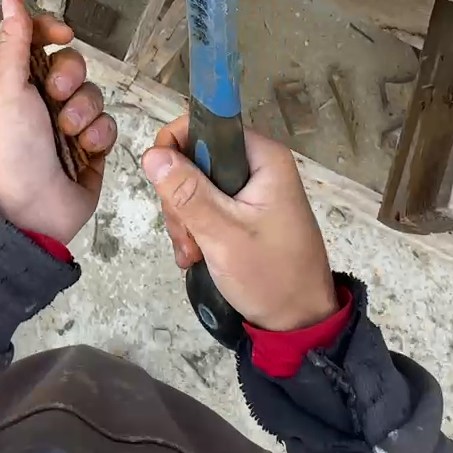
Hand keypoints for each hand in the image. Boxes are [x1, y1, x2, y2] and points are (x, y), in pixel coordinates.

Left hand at [0, 0, 117, 242]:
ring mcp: (68, 125)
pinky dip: (98, 135)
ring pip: (93, 94)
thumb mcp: (3, 91)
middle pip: (72, 64)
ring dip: (84, 111)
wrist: (27, 214)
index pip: (37, 40)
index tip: (62, 34)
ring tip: (69, 135)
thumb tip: (10, 0)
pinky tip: (86, 151)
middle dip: (70, 78)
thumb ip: (13, 44)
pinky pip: (108, 125)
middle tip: (56, 98)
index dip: (51, 31)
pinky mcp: (91, 149)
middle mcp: (41, 100)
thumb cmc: (9, 149)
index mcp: (15, 83)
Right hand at [141, 116, 337, 331]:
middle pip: (193, 156)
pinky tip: (196, 255)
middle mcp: (256, 164)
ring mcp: (249, 188)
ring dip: (184, 218)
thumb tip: (152, 153)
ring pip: (193, 183)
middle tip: (187, 233)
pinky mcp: (243, 210)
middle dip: (179, 196)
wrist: (300, 327)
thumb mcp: (223, 234)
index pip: (203, 124)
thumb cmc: (270, 276)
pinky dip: (193, 228)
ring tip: (193, 252)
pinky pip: (203, 204)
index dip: (176, 147)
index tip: (167, 185)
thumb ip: (187, 192)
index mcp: (261, 156)